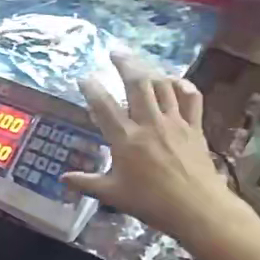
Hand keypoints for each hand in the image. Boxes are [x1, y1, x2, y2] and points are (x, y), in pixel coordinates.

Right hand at [61, 52, 242, 242]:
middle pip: (137, 82)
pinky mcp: (195, 127)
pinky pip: (191, 98)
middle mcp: (149, 123)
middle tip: (115, 52)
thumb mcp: (113, 195)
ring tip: (140, 63)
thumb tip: (64, 179)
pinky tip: (175, 82)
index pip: (104, 105)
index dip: (92, 88)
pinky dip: (182, 86)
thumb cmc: (150, 203)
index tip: (84, 77)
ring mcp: (175, 122)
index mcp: (126, 139)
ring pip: (162, 86)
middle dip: (125, 63)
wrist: (196, 208)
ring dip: (150, 70)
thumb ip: (87, 183)